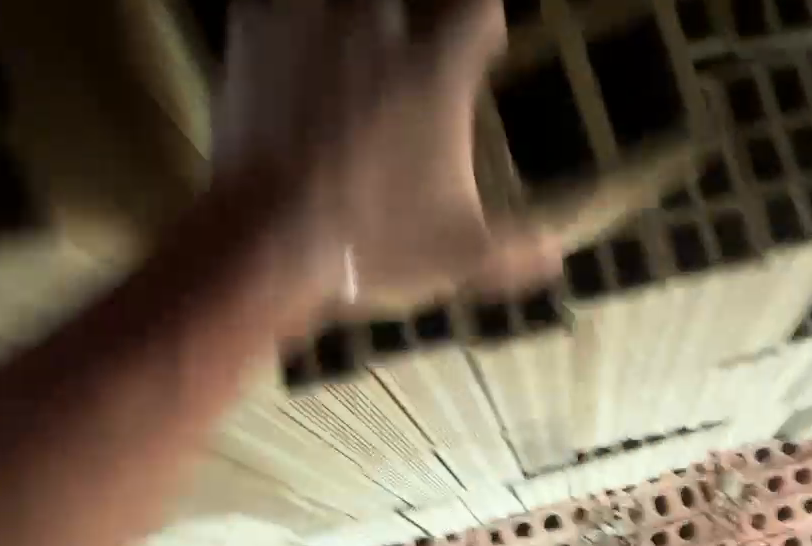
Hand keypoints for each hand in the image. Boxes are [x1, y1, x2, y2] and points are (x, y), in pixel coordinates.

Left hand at [213, 0, 560, 315]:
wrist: (267, 238)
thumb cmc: (373, 242)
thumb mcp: (459, 256)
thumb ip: (513, 251)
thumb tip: (557, 256)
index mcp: (435, 71)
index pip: (478, 10)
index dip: (484, 27)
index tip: (484, 49)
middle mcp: (377, 28)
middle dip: (417, 16)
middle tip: (409, 55)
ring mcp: (310, 23)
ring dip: (356, 19)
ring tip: (354, 50)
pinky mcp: (254, 33)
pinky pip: (277, 4)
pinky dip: (290, 22)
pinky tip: (294, 51)